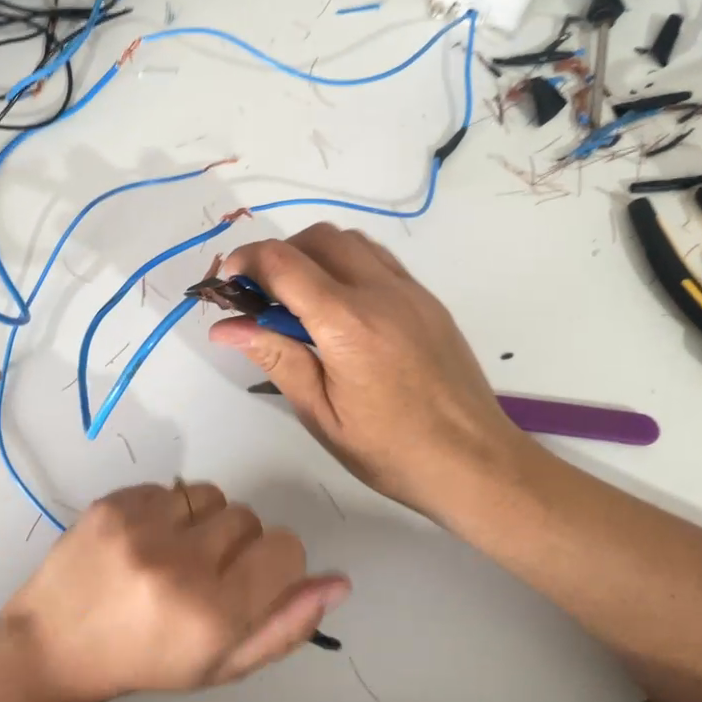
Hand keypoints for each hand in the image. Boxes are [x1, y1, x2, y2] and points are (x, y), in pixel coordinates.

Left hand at [0, 482, 348, 701]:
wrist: (59, 643)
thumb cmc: (147, 662)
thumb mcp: (222, 665)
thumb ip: (285, 626)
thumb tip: (338, 582)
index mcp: (215, 612)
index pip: (286, 550)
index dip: (275, 565)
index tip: (249, 581)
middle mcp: (181, 563)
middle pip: (248, 519)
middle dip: (237, 544)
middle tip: (204, 574)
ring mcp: (141, 527)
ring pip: (211, 495)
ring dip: (203, 521)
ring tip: (174, 554)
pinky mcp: (112, 503)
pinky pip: (168, 488)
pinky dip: (165, 511)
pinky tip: (144, 543)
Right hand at [206, 223, 536, 515]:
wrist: (476, 463)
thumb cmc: (390, 450)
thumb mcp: (319, 412)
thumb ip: (274, 357)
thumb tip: (226, 326)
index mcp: (347, 324)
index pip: (283, 263)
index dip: (246, 262)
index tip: (227, 284)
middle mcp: (380, 293)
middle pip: (316, 238)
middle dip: (277, 255)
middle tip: (259, 296)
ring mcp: (410, 292)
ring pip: (349, 241)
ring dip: (313, 255)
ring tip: (297, 300)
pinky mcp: (427, 300)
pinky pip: (377, 259)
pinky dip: (345, 263)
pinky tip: (338, 306)